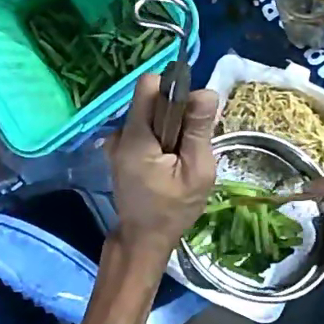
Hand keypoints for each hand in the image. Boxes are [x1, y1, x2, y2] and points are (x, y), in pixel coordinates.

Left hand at [105, 73, 218, 268]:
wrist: (143, 239)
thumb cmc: (173, 209)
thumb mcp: (197, 172)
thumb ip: (198, 130)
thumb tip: (206, 92)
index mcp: (136, 136)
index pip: (149, 85)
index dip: (174, 90)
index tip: (190, 114)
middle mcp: (120, 132)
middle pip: (150, 99)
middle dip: (174, 113)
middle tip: (187, 145)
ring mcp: (117, 141)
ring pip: (149, 113)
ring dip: (167, 128)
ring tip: (176, 159)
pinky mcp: (120, 149)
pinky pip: (144, 128)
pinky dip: (158, 138)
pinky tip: (165, 163)